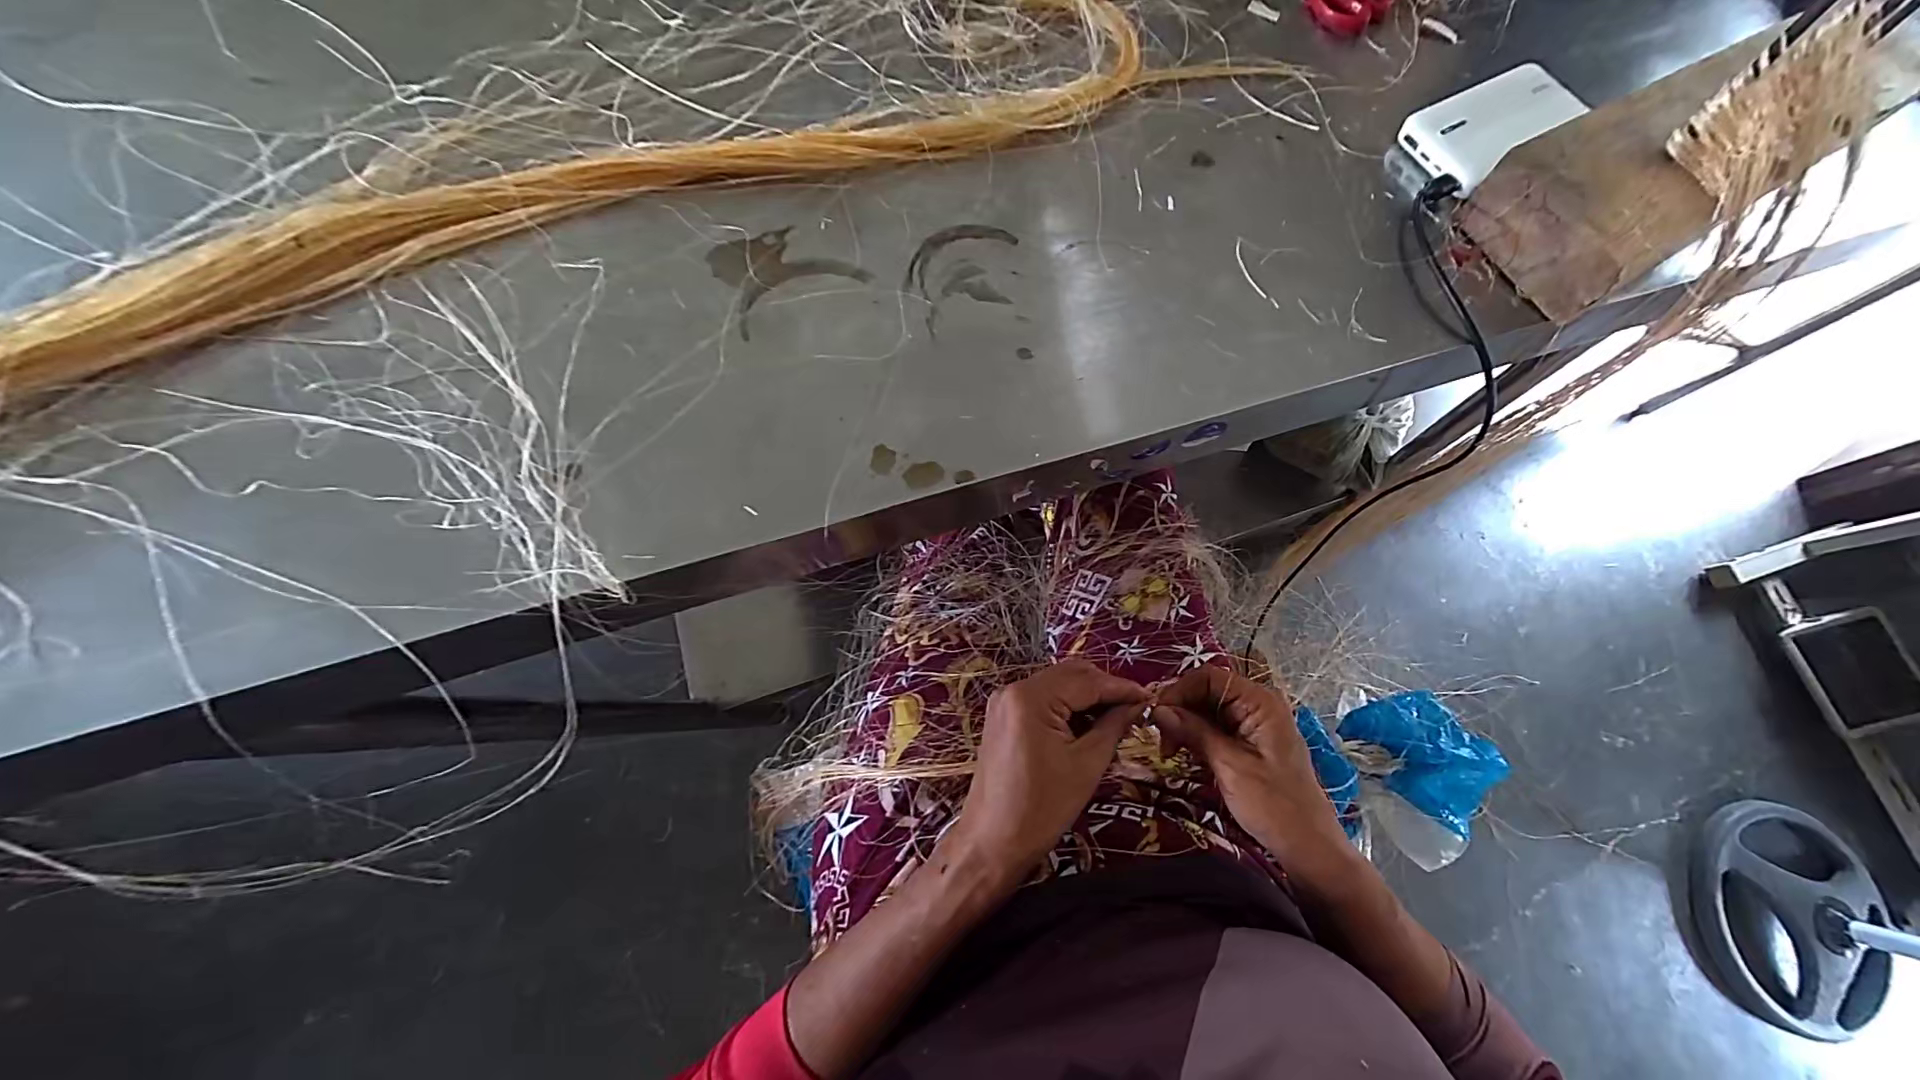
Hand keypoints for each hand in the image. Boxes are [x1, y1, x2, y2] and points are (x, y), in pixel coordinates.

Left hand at [944, 660, 1149, 888]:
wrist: (992, 842)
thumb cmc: (1042, 808)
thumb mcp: (1087, 764)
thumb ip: (1113, 725)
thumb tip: (1137, 704)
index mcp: (1031, 697)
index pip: (1086, 680)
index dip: (1122, 687)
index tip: (1150, 698)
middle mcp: (1013, 689)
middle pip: (1070, 674)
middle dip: (1104, 689)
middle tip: (1135, 710)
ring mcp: (1004, 701)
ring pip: (1057, 685)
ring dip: (1086, 697)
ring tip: (1116, 720)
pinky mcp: (1003, 716)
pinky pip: (1042, 699)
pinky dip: (1067, 707)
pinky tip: (1088, 726)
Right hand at [1152, 666, 1354, 878]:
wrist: (1308, 848)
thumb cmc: (1273, 805)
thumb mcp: (1228, 765)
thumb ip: (1193, 731)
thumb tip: (1157, 709)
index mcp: (1260, 702)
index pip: (1208, 677)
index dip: (1178, 691)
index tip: (1155, 716)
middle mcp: (1258, 705)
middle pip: (1206, 691)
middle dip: (1179, 710)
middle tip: (1158, 739)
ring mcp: (1254, 724)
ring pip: (1207, 710)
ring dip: (1184, 725)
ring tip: (1168, 750)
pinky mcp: (1249, 742)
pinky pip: (1215, 727)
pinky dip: (1196, 737)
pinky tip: (1182, 754)